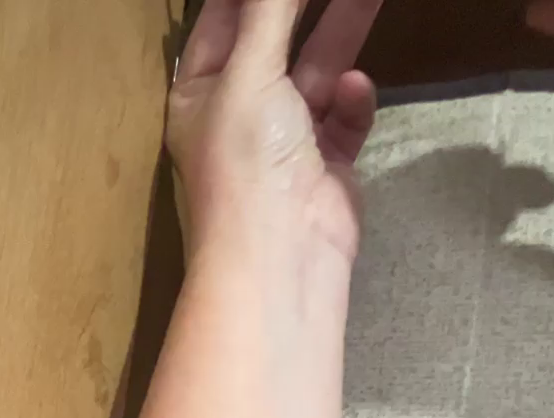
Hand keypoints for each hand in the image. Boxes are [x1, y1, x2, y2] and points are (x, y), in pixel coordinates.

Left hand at [168, 0, 385, 262]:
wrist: (280, 256)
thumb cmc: (246, 163)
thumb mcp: (248, 74)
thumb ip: (267, 10)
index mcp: (199, 96)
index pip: (221, 20)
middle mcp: (238, 116)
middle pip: (275, 38)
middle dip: (304, 2)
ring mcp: (283, 142)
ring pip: (318, 70)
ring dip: (344, 27)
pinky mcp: (325, 166)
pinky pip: (343, 118)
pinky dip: (352, 103)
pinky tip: (354, 93)